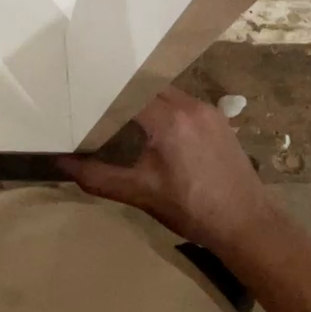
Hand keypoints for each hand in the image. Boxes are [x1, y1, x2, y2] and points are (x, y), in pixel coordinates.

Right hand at [57, 87, 275, 252]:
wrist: (248, 226)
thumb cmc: (191, 209)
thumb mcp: (140, 193)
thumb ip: (99, 177)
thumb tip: (62, 164)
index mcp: (168, 119)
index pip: (128, 89)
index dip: (106, 89)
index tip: (85, 92)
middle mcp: (189, 106)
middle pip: (148, 85)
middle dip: (125, 91)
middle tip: (100, 99)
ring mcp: (208, 112)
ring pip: (168, 92)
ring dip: (147, 99)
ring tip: (124, 111)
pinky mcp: (220, 121)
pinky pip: (185, 103)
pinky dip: (167, 107)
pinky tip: (158, 127)